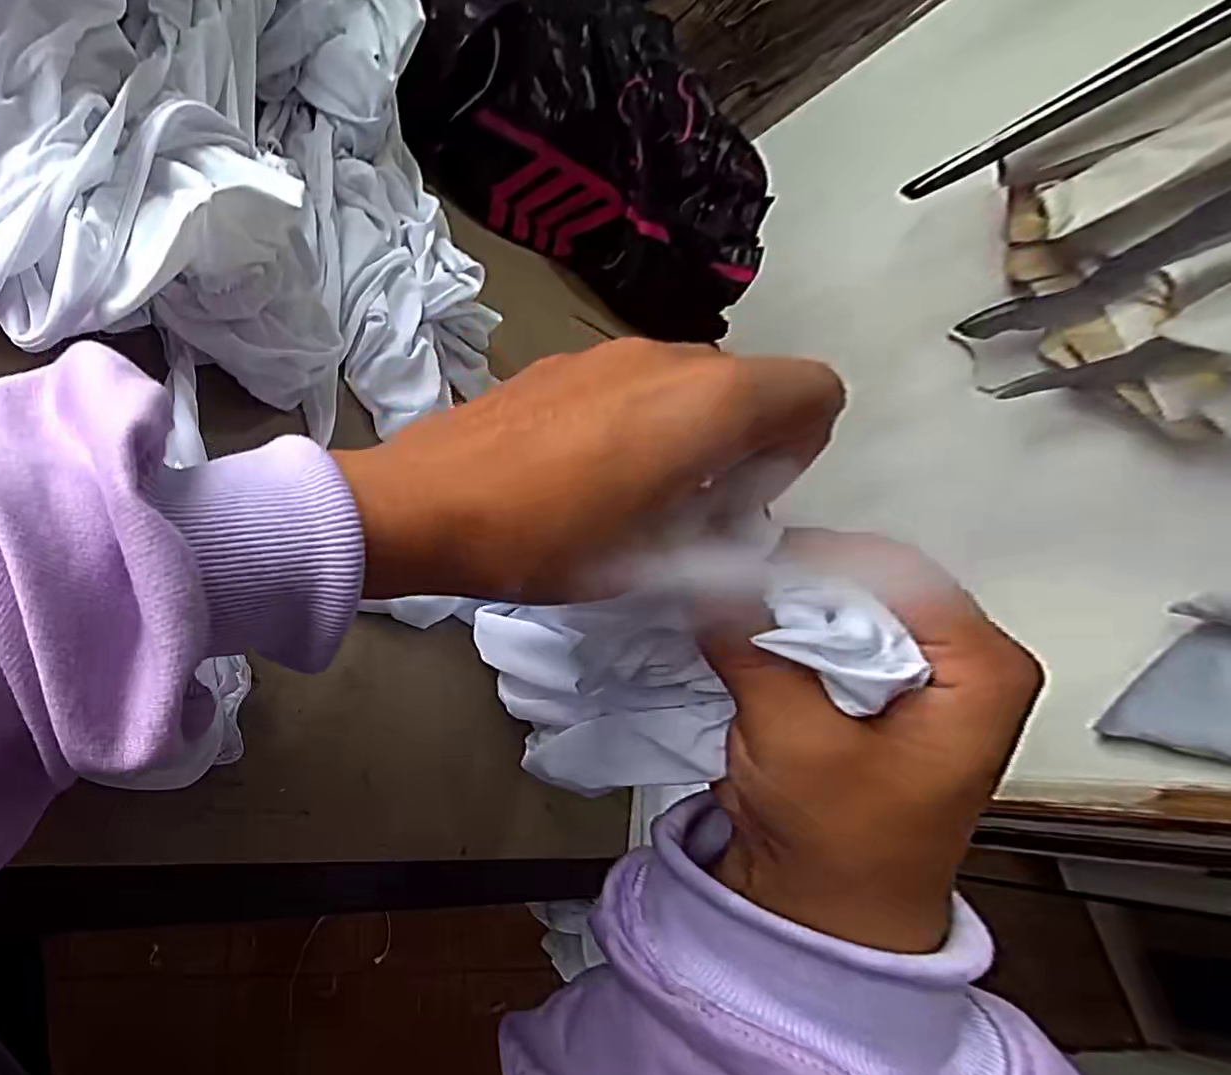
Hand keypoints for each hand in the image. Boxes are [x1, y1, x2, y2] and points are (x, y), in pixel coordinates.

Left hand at [332, 339, 844, 600]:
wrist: (418, 505)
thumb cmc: (537, 540)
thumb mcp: (642, 565)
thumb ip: (717, 548)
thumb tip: (735, 536)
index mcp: (704, 400)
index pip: (812, 393)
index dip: (795, 452)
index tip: (738, 503)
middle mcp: (659, 357)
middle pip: (741, 388)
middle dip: (735, 445)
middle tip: (682, 510)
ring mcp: (597, 354)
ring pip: (677, 384)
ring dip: (677, 433)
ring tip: (620, 494)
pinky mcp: (548, 364)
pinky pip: (619, 383)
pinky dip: (626, 419)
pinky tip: (570, 470)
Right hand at [698, 531, 1042, 952]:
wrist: (821, 896)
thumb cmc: (840, 832)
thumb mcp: (796, 737)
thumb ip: (753, 652)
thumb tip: (703, 581)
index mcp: (979, 668)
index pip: (895, 572)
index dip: (813, 559)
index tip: (738, 561)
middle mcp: (946, 656)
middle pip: (858, 579)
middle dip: (782, 576)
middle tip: (711, 574)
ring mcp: (895, 667)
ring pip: (825, 600)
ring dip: (765, 597)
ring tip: (706, 594)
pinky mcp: (847, 680)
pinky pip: (803, 627)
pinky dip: (761, 621)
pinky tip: (718, 620)